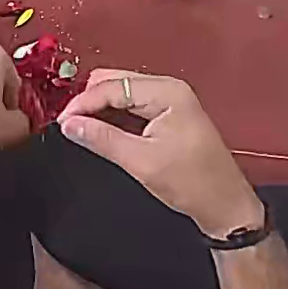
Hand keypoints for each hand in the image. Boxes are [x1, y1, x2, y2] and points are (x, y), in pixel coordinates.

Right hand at [58, 70, 264, 239]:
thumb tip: (68, 124)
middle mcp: (167, 87)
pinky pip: (131, 103)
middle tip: (68, 125)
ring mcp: (168, 98)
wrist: (226, 206)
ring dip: (99, 107)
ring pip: (121, 92)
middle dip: (89, 101)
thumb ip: (102, 138)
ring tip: (79, 128)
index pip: (112, 86)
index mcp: (166, 91)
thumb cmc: (191, 183)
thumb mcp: (141, 162)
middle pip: (115, 82)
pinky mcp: (167, 112)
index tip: (61, 122)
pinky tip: (99, 129)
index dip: (83, 102)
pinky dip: (113, 114)